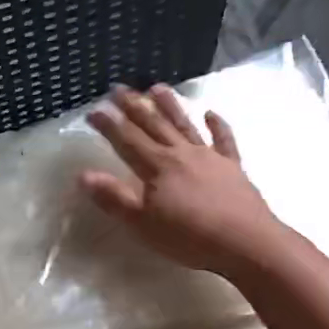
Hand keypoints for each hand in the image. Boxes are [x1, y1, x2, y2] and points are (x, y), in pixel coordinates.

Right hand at [81, 85, 288, 275]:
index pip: (127, 141)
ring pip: (184, 125)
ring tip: (156, 87)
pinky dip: (217, 125)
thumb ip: (114, 198)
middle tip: (118, 88)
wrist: (244, 241)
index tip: (93, 109)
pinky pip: (223, 139)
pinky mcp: (232, 167)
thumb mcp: (143, 224)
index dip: (109, 125)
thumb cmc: (189, 237)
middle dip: (134, 107)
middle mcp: (181, 154)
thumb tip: (84, 175)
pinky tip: (211, 113)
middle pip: (153, 125)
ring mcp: (209, 157)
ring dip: (170, 106)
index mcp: (157, 167)